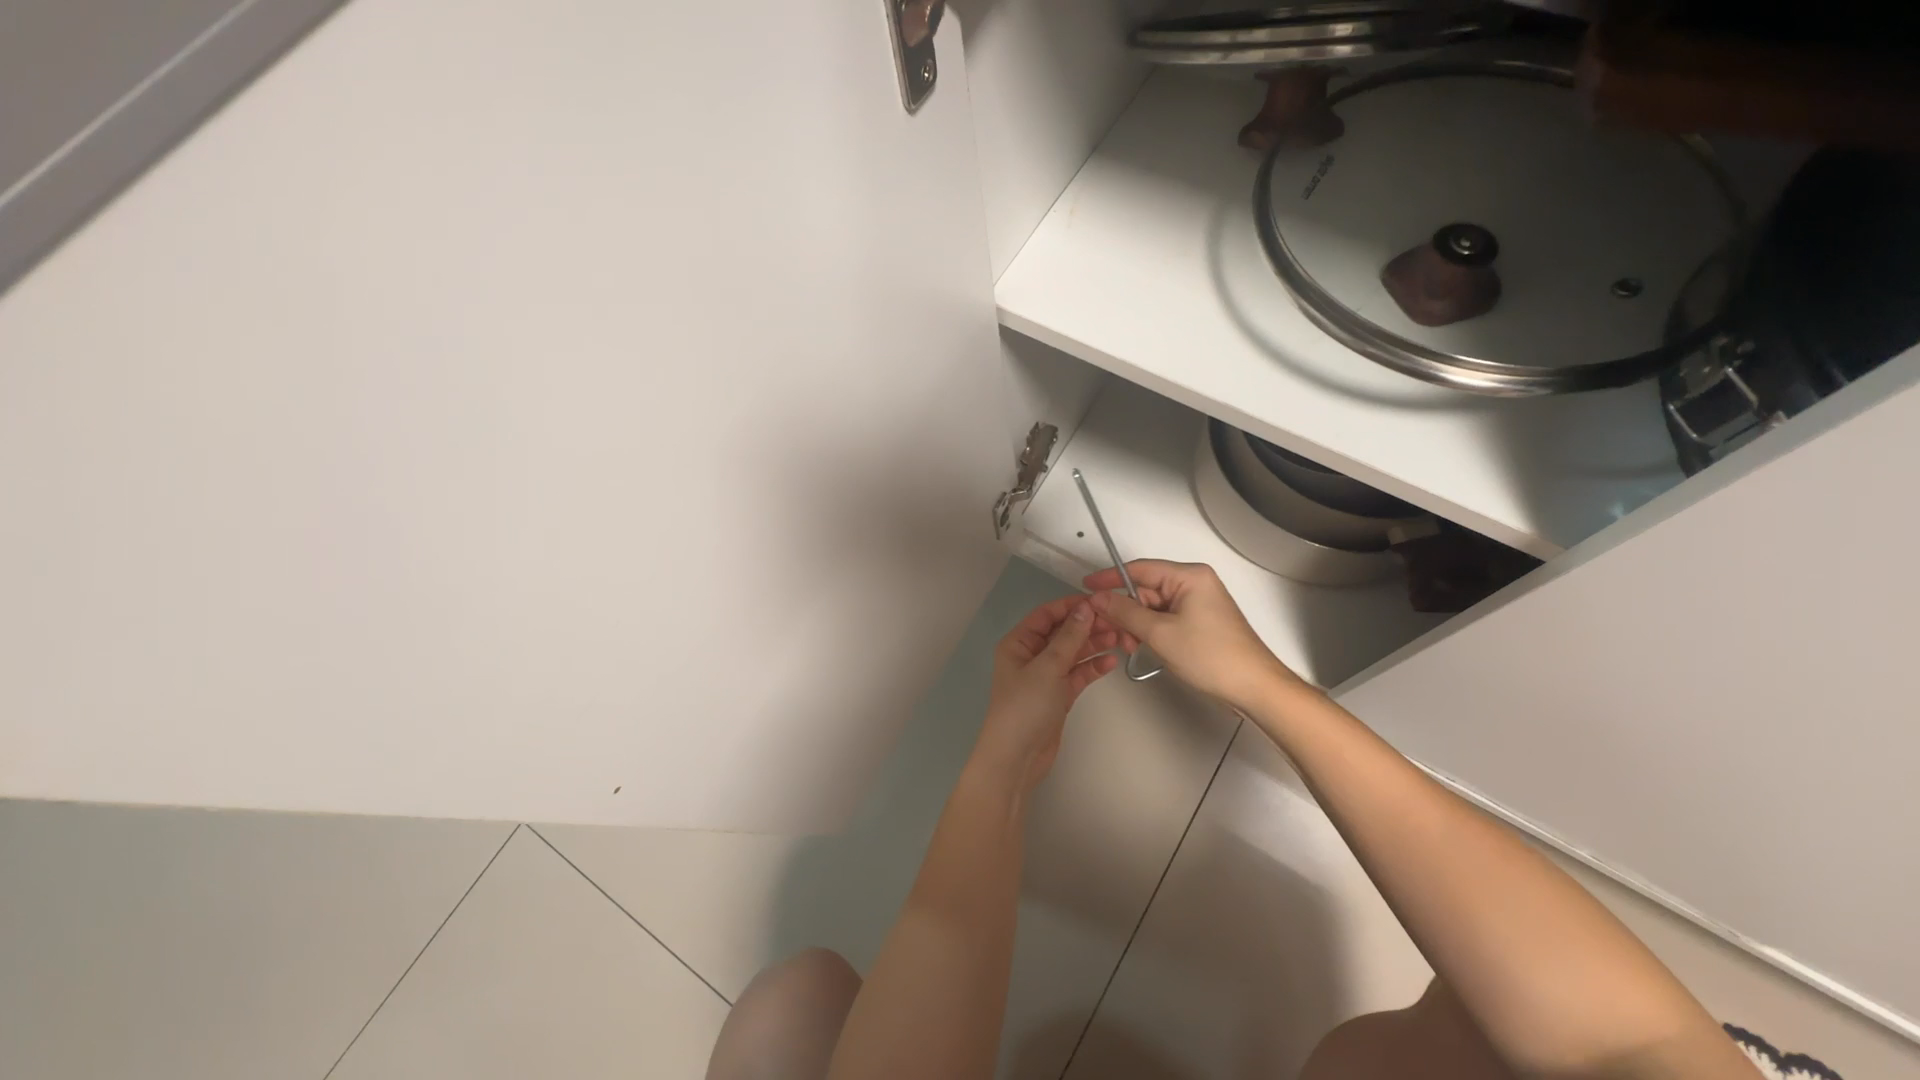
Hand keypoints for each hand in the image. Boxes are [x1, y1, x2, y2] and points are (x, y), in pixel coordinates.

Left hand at [975, 596, 1119, 788]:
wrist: (1017, 758)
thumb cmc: (1025, 707)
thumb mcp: (1048, 667)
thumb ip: (1069, 637)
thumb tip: (1086, 607)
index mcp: (1018, 643)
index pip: (1047, 615)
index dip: (1072, 606)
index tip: (1101, 603)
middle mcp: (1031, 655)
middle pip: (1062, 632)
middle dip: (1088, 626)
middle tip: (1118, 623)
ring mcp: (1045, 676)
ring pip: (1073, 653)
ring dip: (1094, 645)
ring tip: (1121, 639)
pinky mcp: (1058, 695)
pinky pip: (1078, 674)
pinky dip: (1093, 667)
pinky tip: (1111, 662)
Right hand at [1083, 560, 1310, 709]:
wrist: (1253, 687)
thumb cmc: (1211, 656)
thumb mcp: (1160, 633)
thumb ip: (1125, 612)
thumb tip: (1098, 598)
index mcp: (1189, 576)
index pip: (1140, 569)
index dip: (1110, 578)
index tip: (1086, 587)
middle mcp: (1195, 584)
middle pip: (1145, 589)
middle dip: (1125, 609)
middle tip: (1108, 631)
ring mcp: (1198, 604)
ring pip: (1153, 607)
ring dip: (1137, 624)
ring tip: (1128, 645)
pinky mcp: (1199, 622)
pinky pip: (1165, 619)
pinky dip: (1150, 631)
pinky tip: (1142, 647)